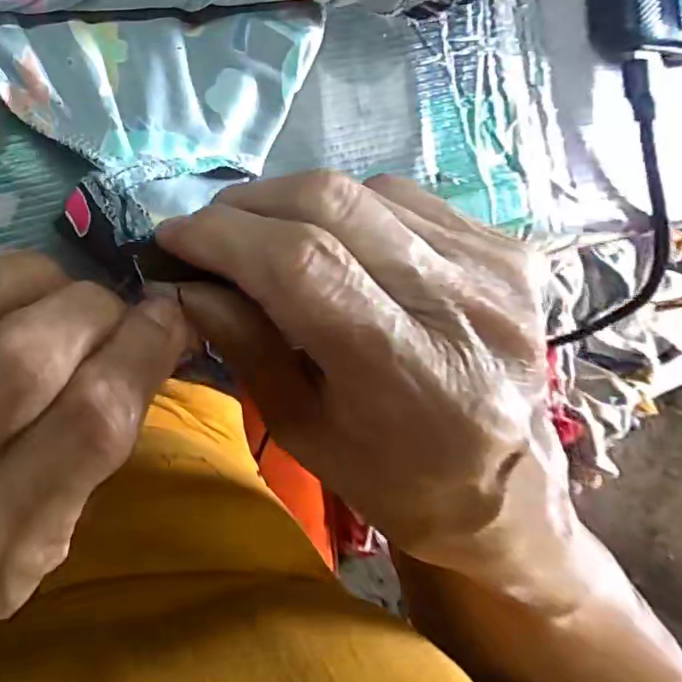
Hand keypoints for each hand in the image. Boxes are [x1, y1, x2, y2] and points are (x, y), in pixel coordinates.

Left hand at [0, 238, 193, 644]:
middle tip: (108, 308)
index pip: (86, 426)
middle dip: (88, 312)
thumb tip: (161, 322)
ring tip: (48, 292)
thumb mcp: (58, 525)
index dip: (139, 355)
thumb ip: (105, 434)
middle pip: (21, 355)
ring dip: (28, 276)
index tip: (167, 318)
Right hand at [154, 172, 575, 595]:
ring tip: (258, 236)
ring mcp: (494, 268)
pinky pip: (394, 194)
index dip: (224, 237)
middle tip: (207, 231)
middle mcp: (464, 307)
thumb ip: (240, 341)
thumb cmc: (390, 476)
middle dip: (244, 206)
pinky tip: (325, 238)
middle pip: (328, 204)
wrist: (509, 492)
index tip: (172, 238)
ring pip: (357, 189)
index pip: (302, 264)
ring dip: (284, 202)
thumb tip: (182, 278)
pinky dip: (336, 206)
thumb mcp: (296, 426)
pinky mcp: (507, 248)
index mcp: (411, 375)